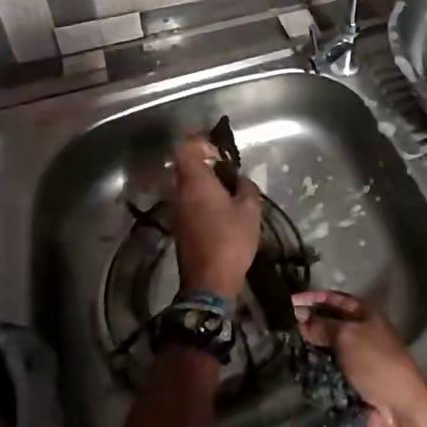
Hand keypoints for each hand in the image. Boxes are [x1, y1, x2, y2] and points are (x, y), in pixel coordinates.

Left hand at [169, 135, 261, 298]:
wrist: (209, 283)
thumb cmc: (231, 240)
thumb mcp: (250, 211)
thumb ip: (247, 188)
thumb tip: (242, 180)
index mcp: (195, 181)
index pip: (185, 148)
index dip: (200, 143)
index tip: (219, 152)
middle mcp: (180, 192)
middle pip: (185, 166)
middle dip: (206, 165)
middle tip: (228, 173)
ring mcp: (176, 210)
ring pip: (186, 186)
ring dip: (204, 184)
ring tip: (228, 195)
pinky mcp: (179, 227)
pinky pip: (188, 202)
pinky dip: (201, 200)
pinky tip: (221, 213)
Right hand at [293, 291, 426, 426]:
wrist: (400, 412)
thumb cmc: (377, 363)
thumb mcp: (347, 336)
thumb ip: (321, 325)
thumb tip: (299, 316)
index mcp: (364, 314)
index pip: (333, 298)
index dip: (311, 298)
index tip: (286, 301)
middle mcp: (358, 334)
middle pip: (327, 325)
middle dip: (306, 327)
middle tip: (278, 328)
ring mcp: (353, 362)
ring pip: (323, 352)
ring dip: (307, 352)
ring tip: (281, 350)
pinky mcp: (348, 386)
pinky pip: (325, 375)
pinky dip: (312, 375)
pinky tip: (294, 373)